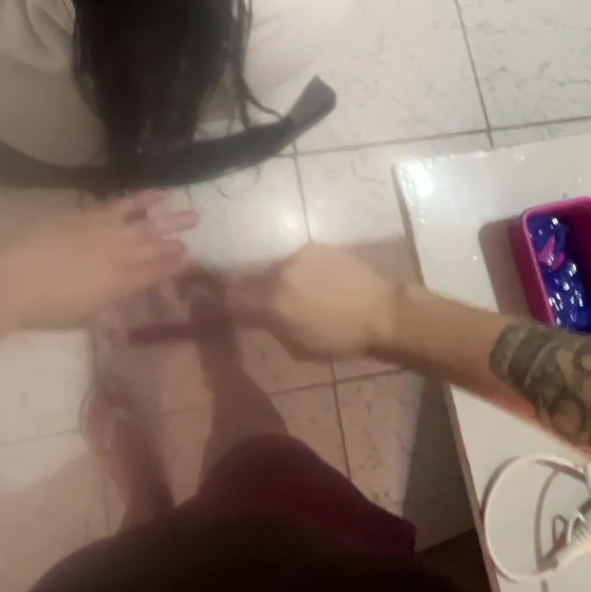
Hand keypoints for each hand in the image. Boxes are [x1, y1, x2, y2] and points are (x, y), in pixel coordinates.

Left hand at [0, 192, 199, 328]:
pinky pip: (123, 204)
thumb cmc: (46, 309)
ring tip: (193, 215)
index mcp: (120, 285)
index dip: (174, 268)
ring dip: (172, 220)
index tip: (188, 262)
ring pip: (147, 224)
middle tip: (191, 242)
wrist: (15, 281)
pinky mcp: (91, 215)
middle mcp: (121, 257)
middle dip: (176, 245)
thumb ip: (106, 312)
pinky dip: (143, 198)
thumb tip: (122, 321)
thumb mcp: (82, 317)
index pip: (155, 274)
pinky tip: (160, 194)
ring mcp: (107, 232)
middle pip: (155, 249)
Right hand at [226, 245, 402, 358]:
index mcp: (272, 300)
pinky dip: (293, 269)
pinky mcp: (315, 245)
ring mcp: (298, 254)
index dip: (216, 298)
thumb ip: (269, 325)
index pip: (230, 295)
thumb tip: (253, 315)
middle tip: (246, 297)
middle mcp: (280, 270)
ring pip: (272, 265)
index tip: (208, 299)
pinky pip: (293, 257)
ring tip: (285, 290)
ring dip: (271, 277)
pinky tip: (307, 280)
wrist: (383, 312)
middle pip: (247, 275)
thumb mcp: (297, 346)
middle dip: (243, 286)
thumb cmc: (341, 339)